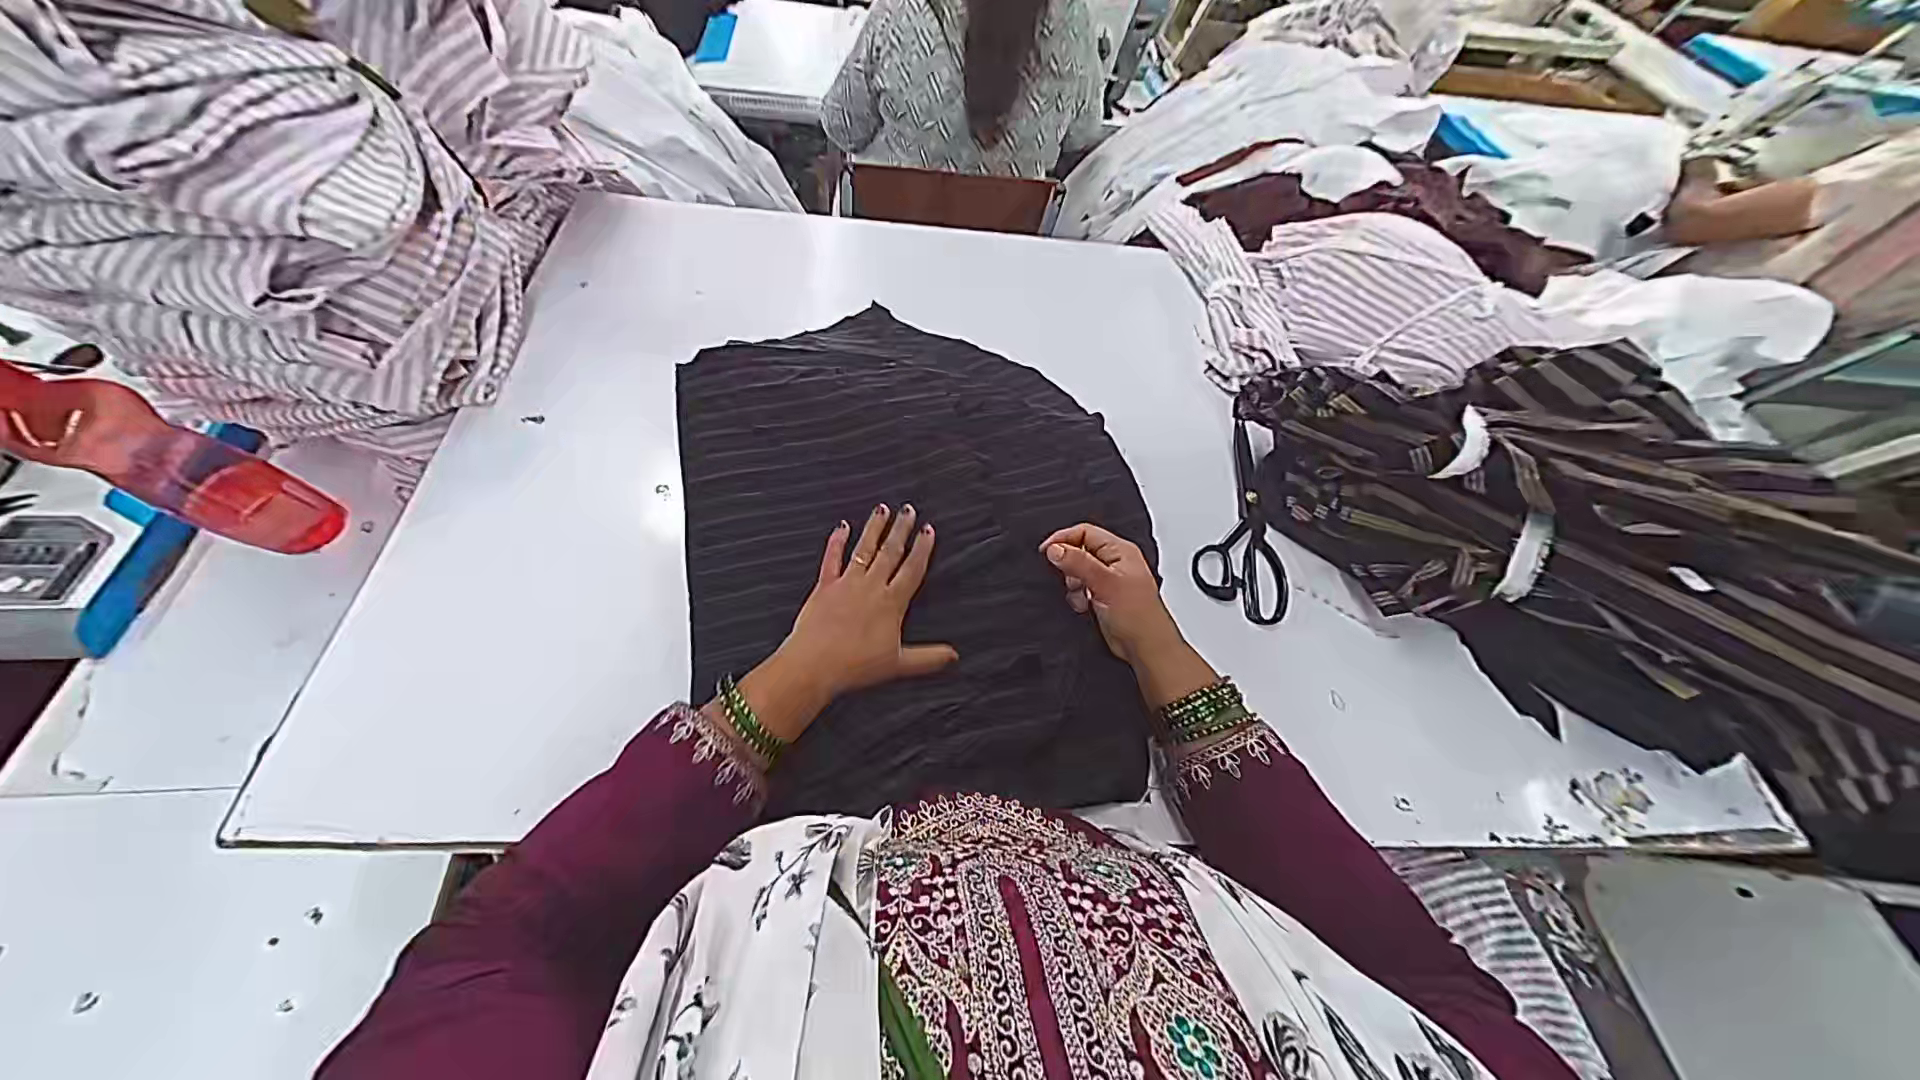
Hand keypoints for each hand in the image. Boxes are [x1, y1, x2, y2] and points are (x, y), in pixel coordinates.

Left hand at [743, 504, 958, 740]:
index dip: (922, 548)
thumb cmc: (855, 666)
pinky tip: (841, 527)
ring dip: (874, 527)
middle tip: (908, 510)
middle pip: (890, 552)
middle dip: (901, 529)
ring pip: (865, 549)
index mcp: (891, 603)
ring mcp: (847, 584)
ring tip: (882, 508)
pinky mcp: (824, 587)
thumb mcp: (899, 664)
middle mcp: (871, 587)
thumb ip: (928, 658)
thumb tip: (953, 656)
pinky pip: (832, 558)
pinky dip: (836, 541)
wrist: (815, 665)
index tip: (928, 531)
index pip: (912, 568)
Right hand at [1040, 523, 1216, 708]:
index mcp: (1120, 550)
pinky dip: (1076, 596)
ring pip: (1076, 571)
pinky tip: (1083, 605)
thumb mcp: (1105, 583)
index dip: (1064, 539)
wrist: (1145, 647)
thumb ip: (1078, 563)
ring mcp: (1107, 580)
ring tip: (1080, 596)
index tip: (1047, 552)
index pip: (1084, 532)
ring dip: (1072, 585)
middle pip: (1078, 551)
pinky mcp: (1101, 596)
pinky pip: (1079, 588)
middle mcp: (1114, 562)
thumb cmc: (1139, 616)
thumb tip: (1055, 549)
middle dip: (1069, 566)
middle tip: (1070, 579)